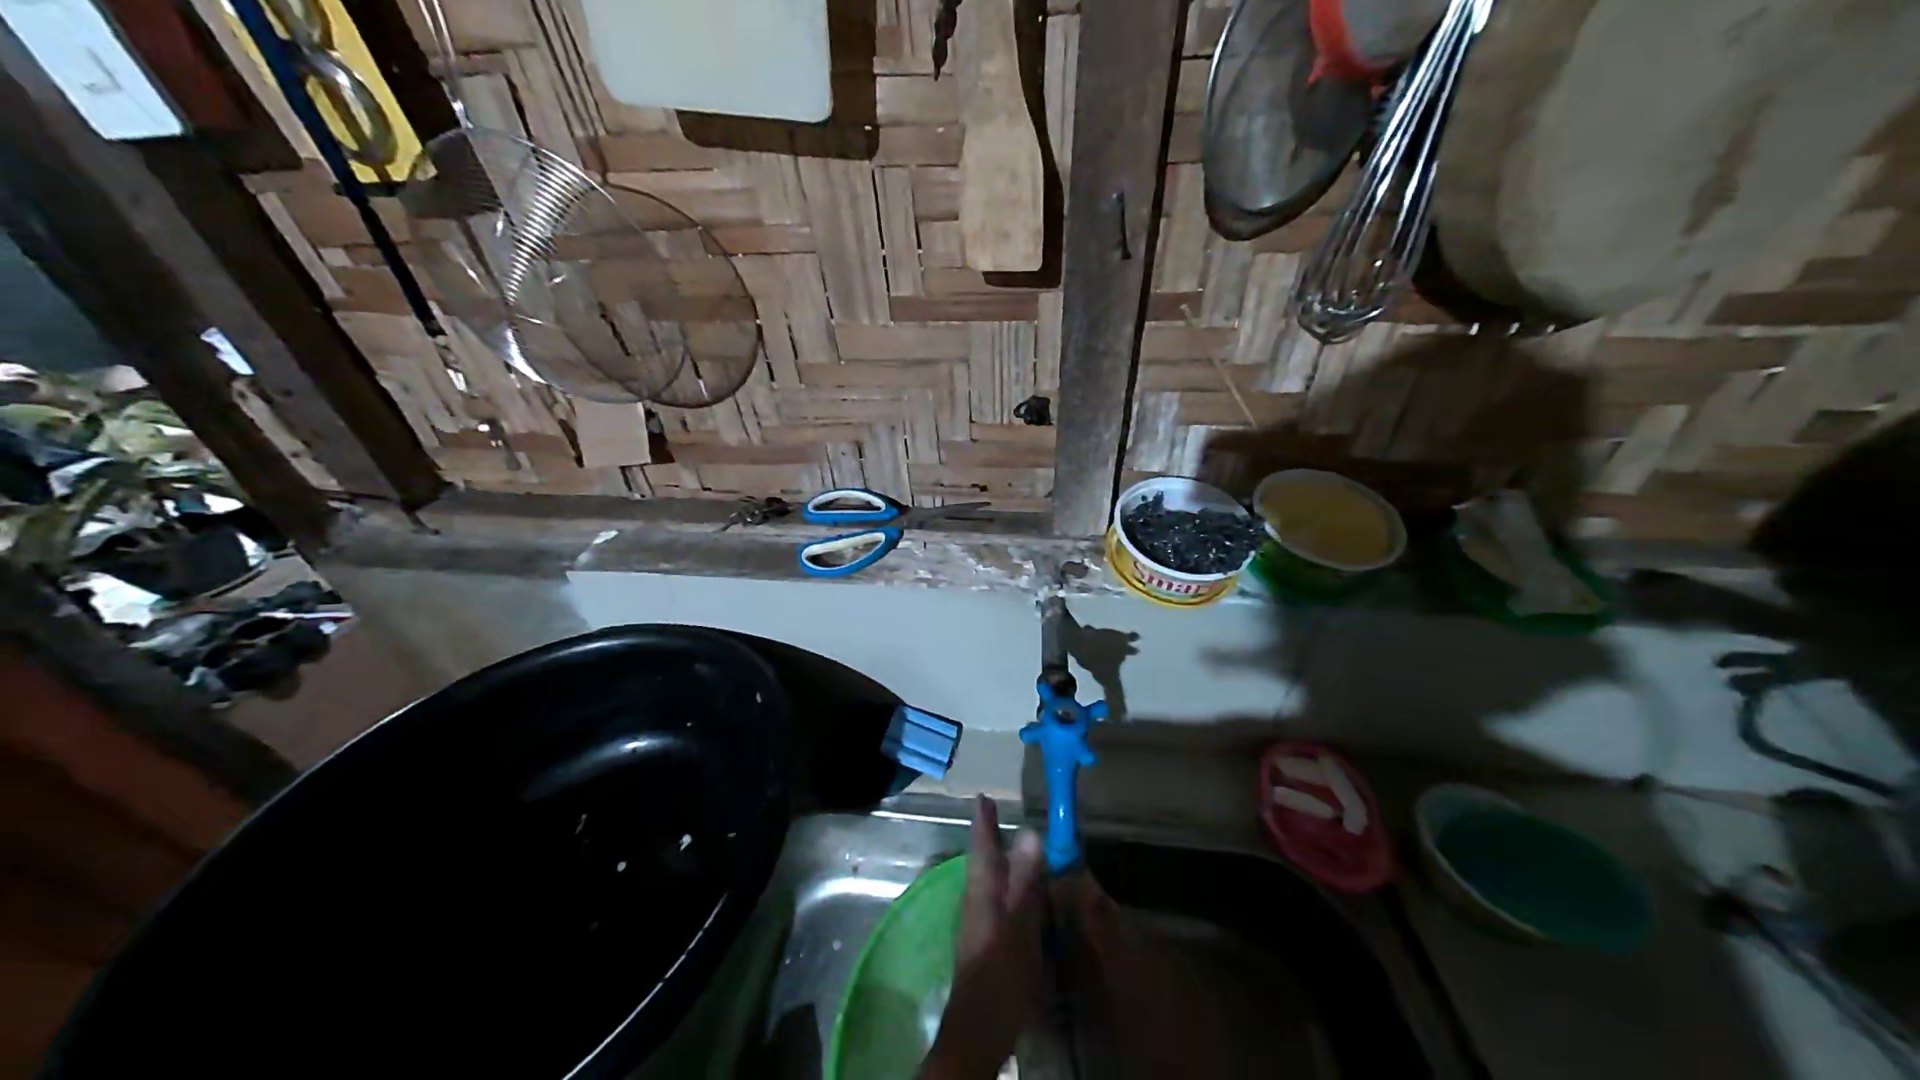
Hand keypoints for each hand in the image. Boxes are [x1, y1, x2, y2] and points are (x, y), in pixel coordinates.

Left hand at [920, 795, 1044, 1079]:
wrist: (981, 1028)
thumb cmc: (1001, 974)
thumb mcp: (1020, 926)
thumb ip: (1025, 881)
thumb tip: (1029, 833)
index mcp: (982, 894)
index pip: (982, 848)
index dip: (984, 823)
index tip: (984, 798)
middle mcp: (976, 904)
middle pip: (983, 864)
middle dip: (990, 840)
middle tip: (998, 818)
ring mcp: (979, 926)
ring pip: (989, 884)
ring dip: (1000, 864)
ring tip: (1015, 850)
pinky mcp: (988, 945)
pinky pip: (999, 904)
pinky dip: (1009, 890)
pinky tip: (1023, 898)